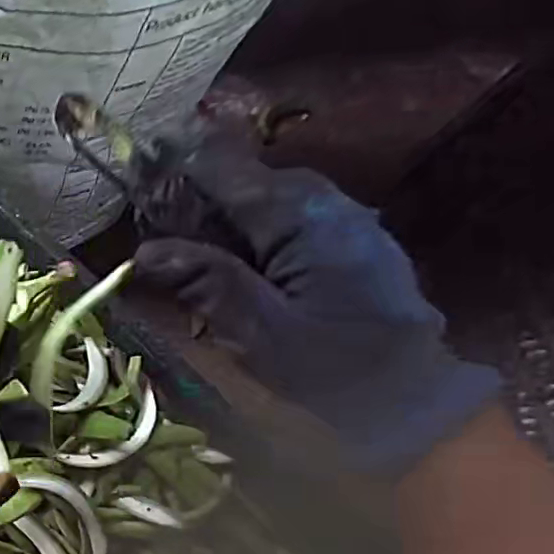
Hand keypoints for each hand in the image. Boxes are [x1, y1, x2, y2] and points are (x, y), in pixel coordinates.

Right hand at [134, 141, 499, 474]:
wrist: (412, 400)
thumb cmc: (333, 370)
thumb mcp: (260, 333)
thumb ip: (207, 284)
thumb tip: (145, 252)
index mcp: (310, 226)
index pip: (234, 175)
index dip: (184, 162)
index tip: (140, 153)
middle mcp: (332, 210)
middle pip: (252, 179)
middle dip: (200, 185)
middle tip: (152, 206)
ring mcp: (347, 224)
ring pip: (270, 195)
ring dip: (222, 206)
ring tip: (179, 227)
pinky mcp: (348, 244)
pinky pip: (288, 216)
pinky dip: (247, 223)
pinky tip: (225, 248)